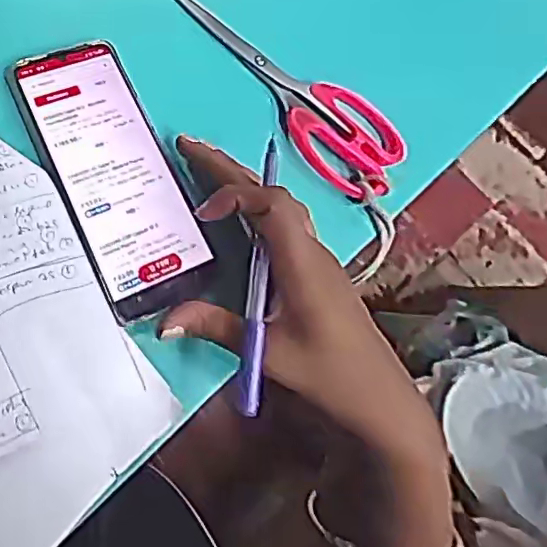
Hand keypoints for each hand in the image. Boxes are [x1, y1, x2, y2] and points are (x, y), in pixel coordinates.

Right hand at [160, 138, 441, 473]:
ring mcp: (313, 259)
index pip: (272, 204)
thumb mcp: (269, 352)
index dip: (235, 196)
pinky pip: (278, 222)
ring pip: (277, 205)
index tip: (202, 213)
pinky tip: (231, 212)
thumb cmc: (332, 375)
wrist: (383, 401)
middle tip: (188, 145)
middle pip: (271, 194)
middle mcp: (310, 252)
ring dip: (240, 182)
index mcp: (303, 263)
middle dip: (228, 167)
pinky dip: (249, 205)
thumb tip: (163, 321)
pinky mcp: (311, 270)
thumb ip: (217, 328)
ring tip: (203, 165)